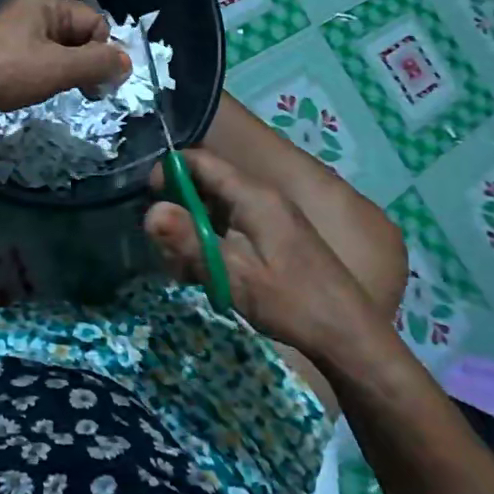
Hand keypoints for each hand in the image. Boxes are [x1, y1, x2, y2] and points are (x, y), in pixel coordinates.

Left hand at [0, 0, 131, 116]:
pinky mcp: (12, 50)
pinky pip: (47, 57)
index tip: (94, 80)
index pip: (96, 23)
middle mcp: (36, 9)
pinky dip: (52, 73)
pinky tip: (43, 88)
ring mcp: (22, 29)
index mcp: (47, 2)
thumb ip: (99, 63)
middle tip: (81, 89)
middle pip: (82, 35)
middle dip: (86, 62)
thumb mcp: (61, 68)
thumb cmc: (11, 73)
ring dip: (70, 70)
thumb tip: (128, 63)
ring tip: (60, 89)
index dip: (100, 52)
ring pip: (65, 49)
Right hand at [145, 147, 375, 357]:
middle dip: (179, 208)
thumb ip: (190, 241)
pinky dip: (213, 241)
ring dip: (194, 230)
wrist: (346, 332)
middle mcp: (262, 196)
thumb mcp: (232, 274)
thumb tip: (149, 212)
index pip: (202, 161)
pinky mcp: (276, 235)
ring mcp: (271, 215)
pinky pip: (234, 225)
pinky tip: (207, 274)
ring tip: (181, 268)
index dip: (171, 170)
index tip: (147, 197)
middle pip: (208, 184)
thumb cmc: (290, 300)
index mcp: (253, 195)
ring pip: (218, 208)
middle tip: (162, 245)